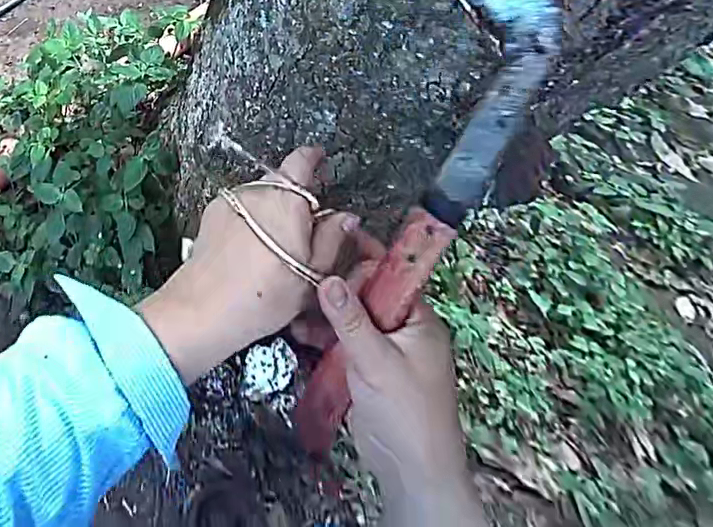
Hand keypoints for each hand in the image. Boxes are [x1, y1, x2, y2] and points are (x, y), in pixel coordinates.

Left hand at [137, 147, 360, 382]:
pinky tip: (250, 249)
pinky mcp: (213, 211)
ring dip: (270, 210)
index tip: (319, 157)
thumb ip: (332, 240)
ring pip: (260, 195)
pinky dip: (249, 219)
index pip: (301, 162)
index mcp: (287, 201)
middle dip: (294, 199)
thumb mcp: (311, 276)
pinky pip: (240, 207)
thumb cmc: (262, 296)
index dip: (312, 157)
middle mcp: (258, 191)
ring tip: (274, 248)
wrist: (204, 307)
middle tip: (303, 230)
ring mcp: (232, 199)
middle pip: (282, 182)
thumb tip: (346, 217)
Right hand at [317, 276, 486, 522]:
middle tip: (306, 274)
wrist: (412, 477)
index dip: (363, 255)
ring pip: (350, 316)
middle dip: (337, 285)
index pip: (390, 273)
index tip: (332, 235)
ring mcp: (383, 347)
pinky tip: (300, 330)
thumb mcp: (377, 362)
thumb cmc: (407, 414)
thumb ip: (350, 320)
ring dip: (325, 311)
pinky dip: (324, 334)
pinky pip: (344, 339)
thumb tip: (328, 278)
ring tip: (295, 301)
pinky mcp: (366, 367)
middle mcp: (401, 326)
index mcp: (417, 318)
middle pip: (365, 291)